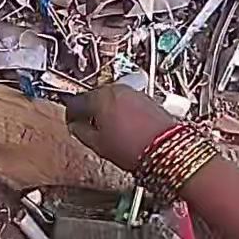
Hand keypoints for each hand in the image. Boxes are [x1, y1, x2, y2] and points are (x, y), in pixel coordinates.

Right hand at [64, 84, 179, 172]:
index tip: (71, 123)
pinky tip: (123, 127)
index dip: (70, 115)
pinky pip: (126, 102)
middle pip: (94, 97)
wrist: (167, 149)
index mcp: (99, 98)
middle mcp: (116, 89)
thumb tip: (75, 126)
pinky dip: (121, 111)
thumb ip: (81, 132)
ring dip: (106, 110)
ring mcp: (133, 92)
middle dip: (89, 111)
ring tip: (107, 130)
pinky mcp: (146, 98)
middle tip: (87, 127)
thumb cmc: (134, 148)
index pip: (76, 102)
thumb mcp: (98, 145)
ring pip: (111, 98)